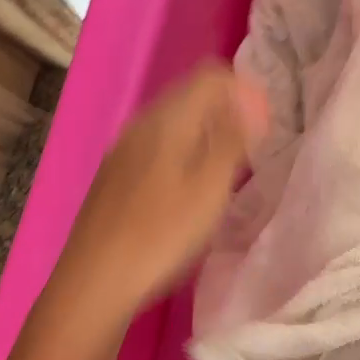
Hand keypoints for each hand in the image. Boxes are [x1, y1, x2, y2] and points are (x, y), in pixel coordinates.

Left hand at [62, 62, 267, 311]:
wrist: (94, 283)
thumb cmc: (161, 235)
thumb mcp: (210, 187)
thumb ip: (233, 137)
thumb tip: (252, 96)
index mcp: (166, 120)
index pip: (212, 76)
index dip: (245, 91)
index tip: (265, 127)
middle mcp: (141, 125)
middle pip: (191, 97)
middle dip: (227, 113)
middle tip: (253, 151)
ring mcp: (124, 151)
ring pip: (175, 125)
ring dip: (207, 136)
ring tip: (228, 174)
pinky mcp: (116, 177)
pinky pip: (160, 147)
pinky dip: (185, 156)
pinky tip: (190, 193)